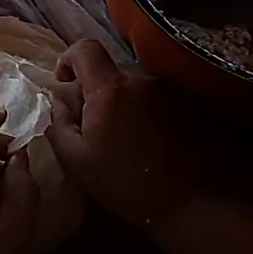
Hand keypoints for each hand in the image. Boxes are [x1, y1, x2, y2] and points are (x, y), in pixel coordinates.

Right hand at [44, 40, 196, 230]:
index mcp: (111, 89)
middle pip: (111, 71)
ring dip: (125, 103)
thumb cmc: (127, 185)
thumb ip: (59, 122)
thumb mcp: (77, 160)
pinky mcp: (192, 103)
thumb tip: (58, 99)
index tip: (65, 81)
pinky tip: (150, 142)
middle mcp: (143, 79)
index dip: (69, 59)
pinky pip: (158, 98)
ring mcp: (172, 90)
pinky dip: (147, 112)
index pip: (85, 49)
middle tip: (95, 125)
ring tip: (126, 138)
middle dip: (97, 92)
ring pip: (135, 86)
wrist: (194, 205)